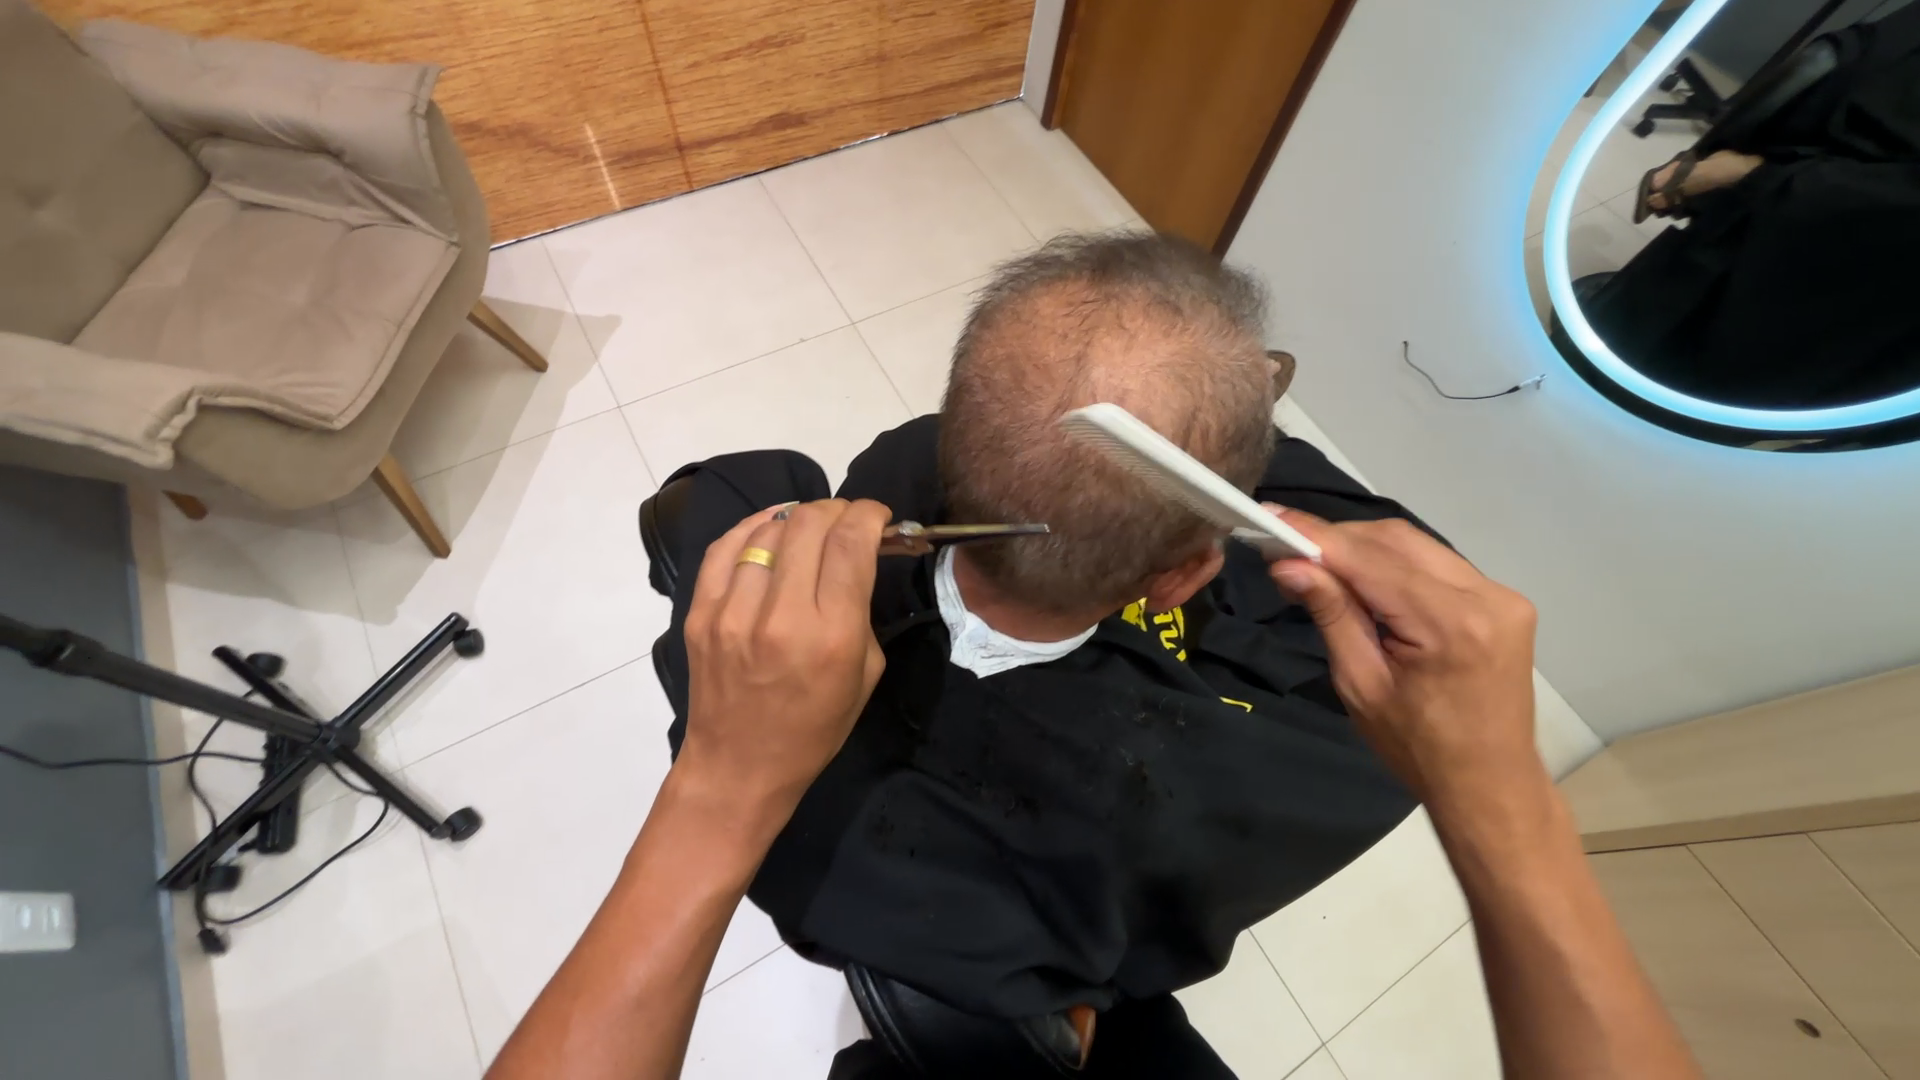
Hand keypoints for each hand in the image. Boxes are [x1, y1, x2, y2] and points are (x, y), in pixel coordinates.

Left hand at [674, 498, 891, 829]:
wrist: (739, 766)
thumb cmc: (814, 728)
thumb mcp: (866, 674)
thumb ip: (862, 610)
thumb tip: (858, 557)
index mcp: (831, 635)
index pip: (851, 544)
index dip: (869, 515)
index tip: (878, 516)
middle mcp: (781, 615)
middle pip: (809, 524)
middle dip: (837, 509)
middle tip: (847, 519)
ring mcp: (732, 612)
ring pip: (768, 529)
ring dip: (798, 518)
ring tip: (810, 526)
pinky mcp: (699, 614)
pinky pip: (725, 547)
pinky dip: (753, 527)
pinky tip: (770, 527)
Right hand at [1264, 508, 1539, 803]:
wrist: (1488, 782)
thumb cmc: (1415, 745)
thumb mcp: (1359, 683)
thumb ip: (1330, 614)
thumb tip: (1287, 564)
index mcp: (1450, 625)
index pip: (1370, 559)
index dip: (1315, 536)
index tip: (1269, 518)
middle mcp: (1486, 596)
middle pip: (1395, 539)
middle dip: (1335, 537)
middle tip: (1283, 545)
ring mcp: (1501, 594)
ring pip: (1414, 544)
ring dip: (1360, 546)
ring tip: (1314, 560)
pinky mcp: (1501, 598)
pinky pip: (1433, 561)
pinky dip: (1389, 560)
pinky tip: (1358, 575)